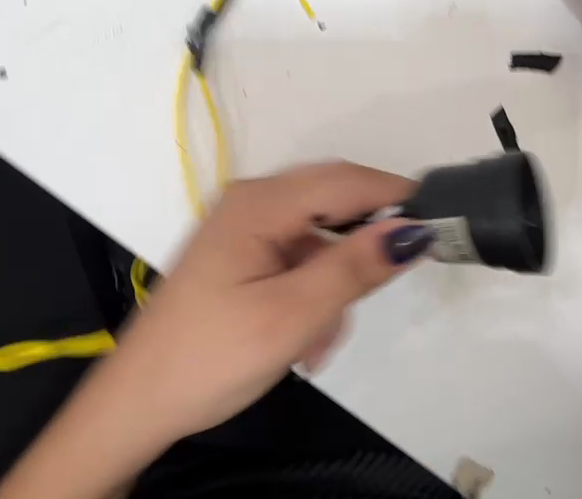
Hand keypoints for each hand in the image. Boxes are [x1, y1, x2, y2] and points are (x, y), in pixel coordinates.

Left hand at [94, 162, 430, 445]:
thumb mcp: (291, 317)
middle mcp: (249, 202)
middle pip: (329, 204)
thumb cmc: (211, 357)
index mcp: (258, 203)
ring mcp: (240, 228)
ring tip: (319, 342)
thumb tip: (411, 230)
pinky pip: (293, 258)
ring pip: (314, 239)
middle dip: (356, 253)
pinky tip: (303, 340)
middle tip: (372, 298)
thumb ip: (352, 268)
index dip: (394, 195)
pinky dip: (309, 293)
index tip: (441, 220)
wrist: (139, 401)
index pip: (343, 180)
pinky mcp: (237, 254)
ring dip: (331, 285)